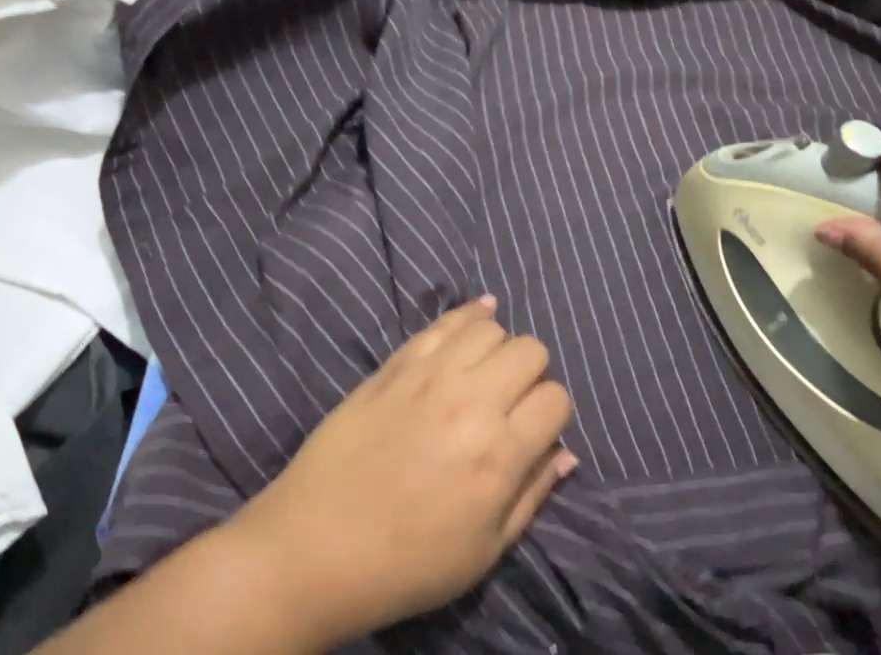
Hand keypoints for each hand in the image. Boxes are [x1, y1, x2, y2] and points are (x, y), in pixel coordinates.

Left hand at [223, 296, 575, 645]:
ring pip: (489, 328)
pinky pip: (443, 322)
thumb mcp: (485, 550)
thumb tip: (565, 453)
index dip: (553, 415)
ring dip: (498, 348)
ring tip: (484, 375)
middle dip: (532, 375)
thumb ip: (532, 495)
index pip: (556, 399)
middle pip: (530, 351)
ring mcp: (429, 376)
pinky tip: (479, 316)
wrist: (314, 548)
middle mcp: (471, 402)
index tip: (535, 433)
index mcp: (499, 454)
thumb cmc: (407, 564)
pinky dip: (468, 315)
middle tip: (510, 404)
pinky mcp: (394, 365)